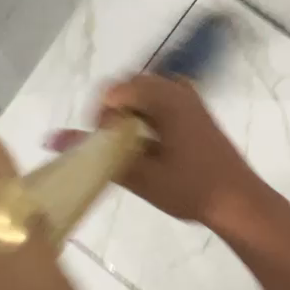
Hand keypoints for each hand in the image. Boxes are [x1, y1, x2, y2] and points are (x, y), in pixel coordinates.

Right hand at [54, 74, 287, 235]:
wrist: (239, 202)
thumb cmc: (190, 188)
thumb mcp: (139, 174)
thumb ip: (94, 153)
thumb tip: (50, 138)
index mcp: (165, 97)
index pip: (114, 91)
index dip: (102, 118)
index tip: (105, 146)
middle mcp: (177, 88)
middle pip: (128, 87)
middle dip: (114, 115)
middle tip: (114, 148)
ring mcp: (189, 96)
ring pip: (143, 94)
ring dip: (130, 117)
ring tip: (131, 150)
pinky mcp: (195, 109)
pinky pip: (159, 101)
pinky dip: (146, 118)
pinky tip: (150, 147)